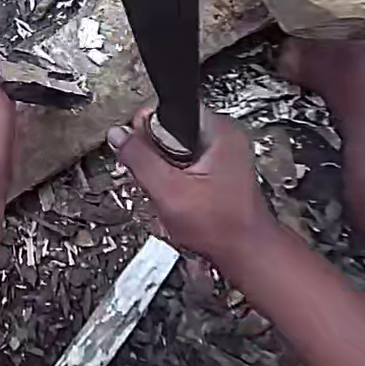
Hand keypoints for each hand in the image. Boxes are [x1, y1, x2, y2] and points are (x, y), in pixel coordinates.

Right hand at [109, 109, 283, 262]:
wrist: (246, 254)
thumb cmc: (221, 226)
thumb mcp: (169, 192)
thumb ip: (139, 159)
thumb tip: (118, 134)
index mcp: (218, 131)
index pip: (167, 111)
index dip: (146, 131)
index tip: (144, 154)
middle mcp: (223, 135)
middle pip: (167, 128)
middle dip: (153, 154)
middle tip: (159, 180)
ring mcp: (222, 151)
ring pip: (171, 146)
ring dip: (161, 168)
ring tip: (169, 190)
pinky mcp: (217, 165)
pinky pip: (182, 159)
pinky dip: (173, 176)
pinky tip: (176, 194)